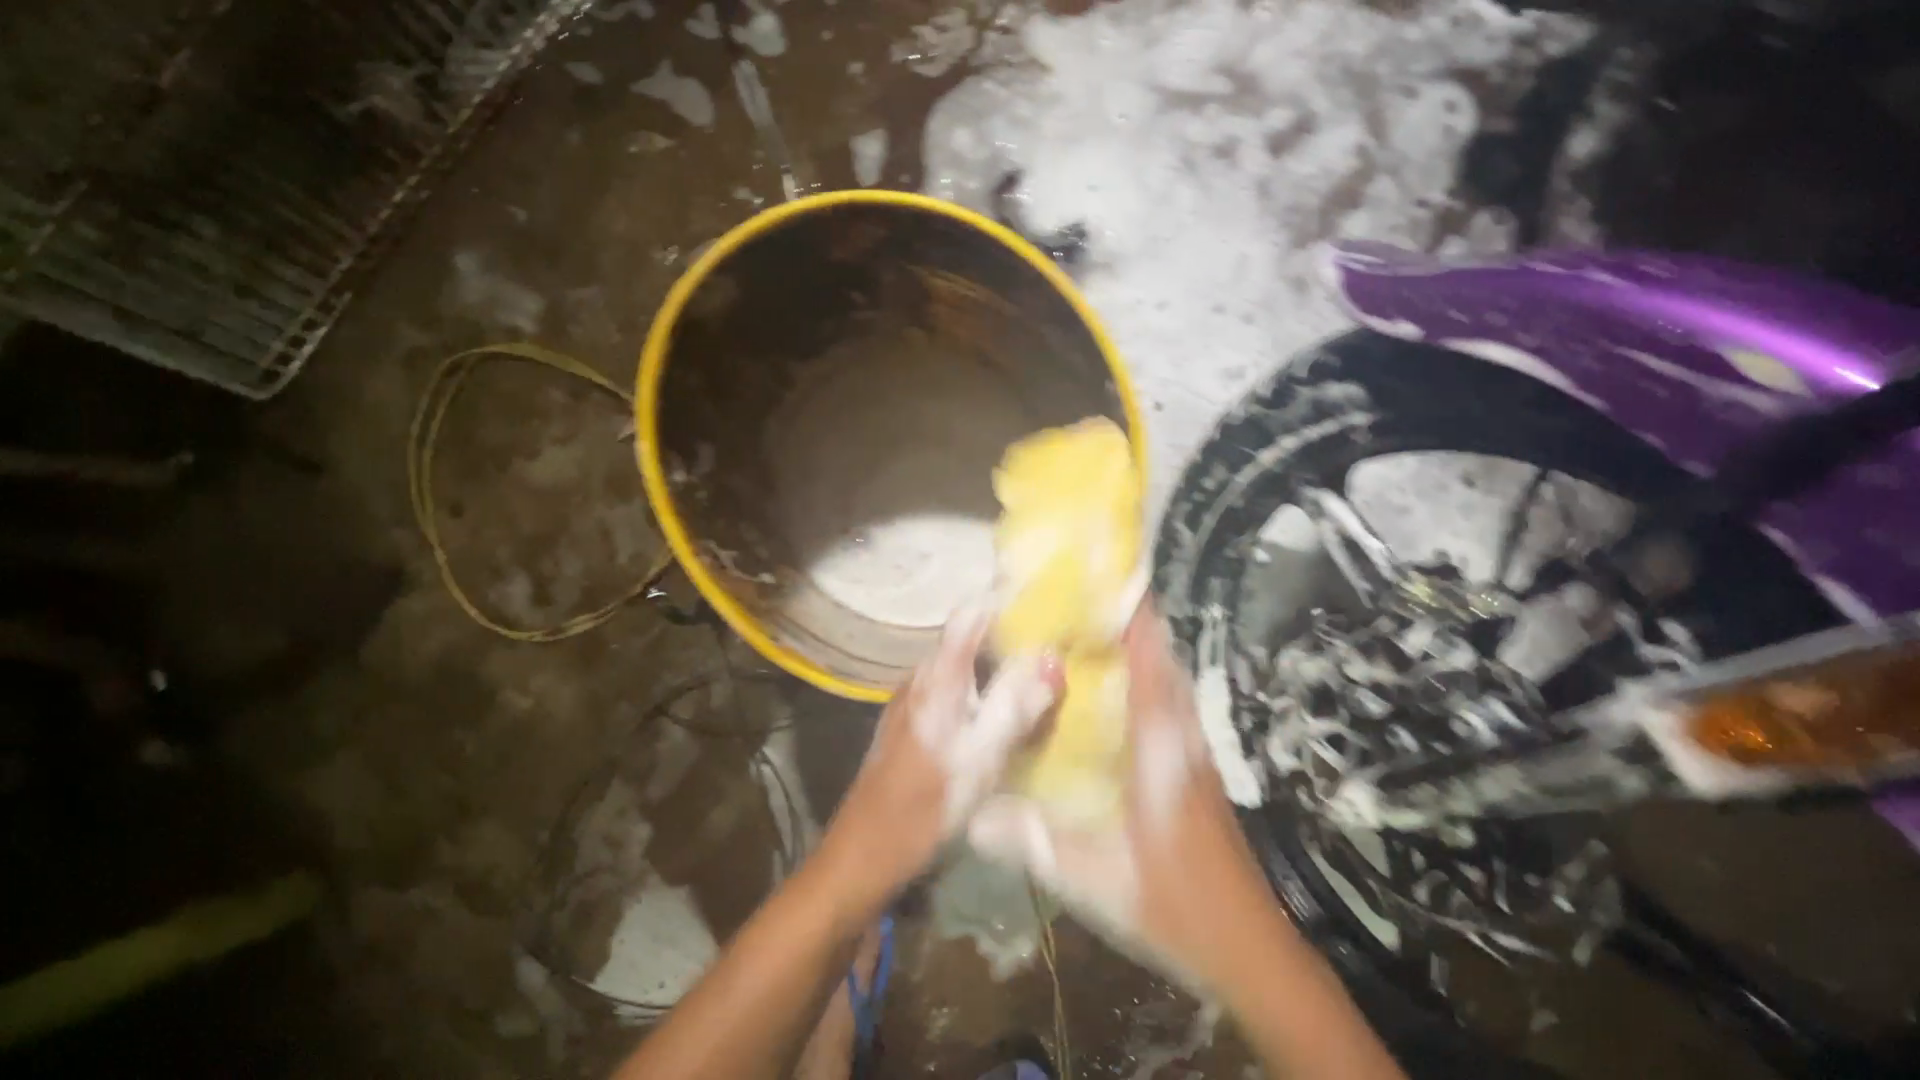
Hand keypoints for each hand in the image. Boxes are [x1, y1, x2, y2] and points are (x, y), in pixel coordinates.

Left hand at [818, 605, 1060, 914]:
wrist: (864, 853)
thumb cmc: (925, 804)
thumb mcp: (981, 757)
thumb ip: (1017, 705)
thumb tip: (1052, 658)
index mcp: (936, 677)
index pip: (970, 613)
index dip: (1006, 598)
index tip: (1048, 598)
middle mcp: (919, 679)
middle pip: (968, 640)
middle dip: (1012, 638)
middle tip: (1060, 648)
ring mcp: (910, 702)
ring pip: (961, 669)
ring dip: (998, 670)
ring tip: (1042, 681)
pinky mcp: (909, 727)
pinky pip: (953, 694)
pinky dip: (982, 695)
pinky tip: (1004, 720)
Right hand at [966, 602, 1284, 988]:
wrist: (1250, 949)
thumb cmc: (1176, 908)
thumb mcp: (1100, 882)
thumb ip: (1038, 845)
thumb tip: (975, 818)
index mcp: (1160, 759)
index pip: (1152, 676)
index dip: (1140, 627)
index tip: (1121, 586)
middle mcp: (1184, 749)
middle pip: (1169, 673)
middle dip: (1142, 632)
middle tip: (1098, 607)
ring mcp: (1198, 765)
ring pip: (1177, 694)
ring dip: (1151, 660)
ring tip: (1108, 641)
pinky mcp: (1201, 782)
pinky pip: (1177, 718)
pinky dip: (1156, 692)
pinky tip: (1127, 706)